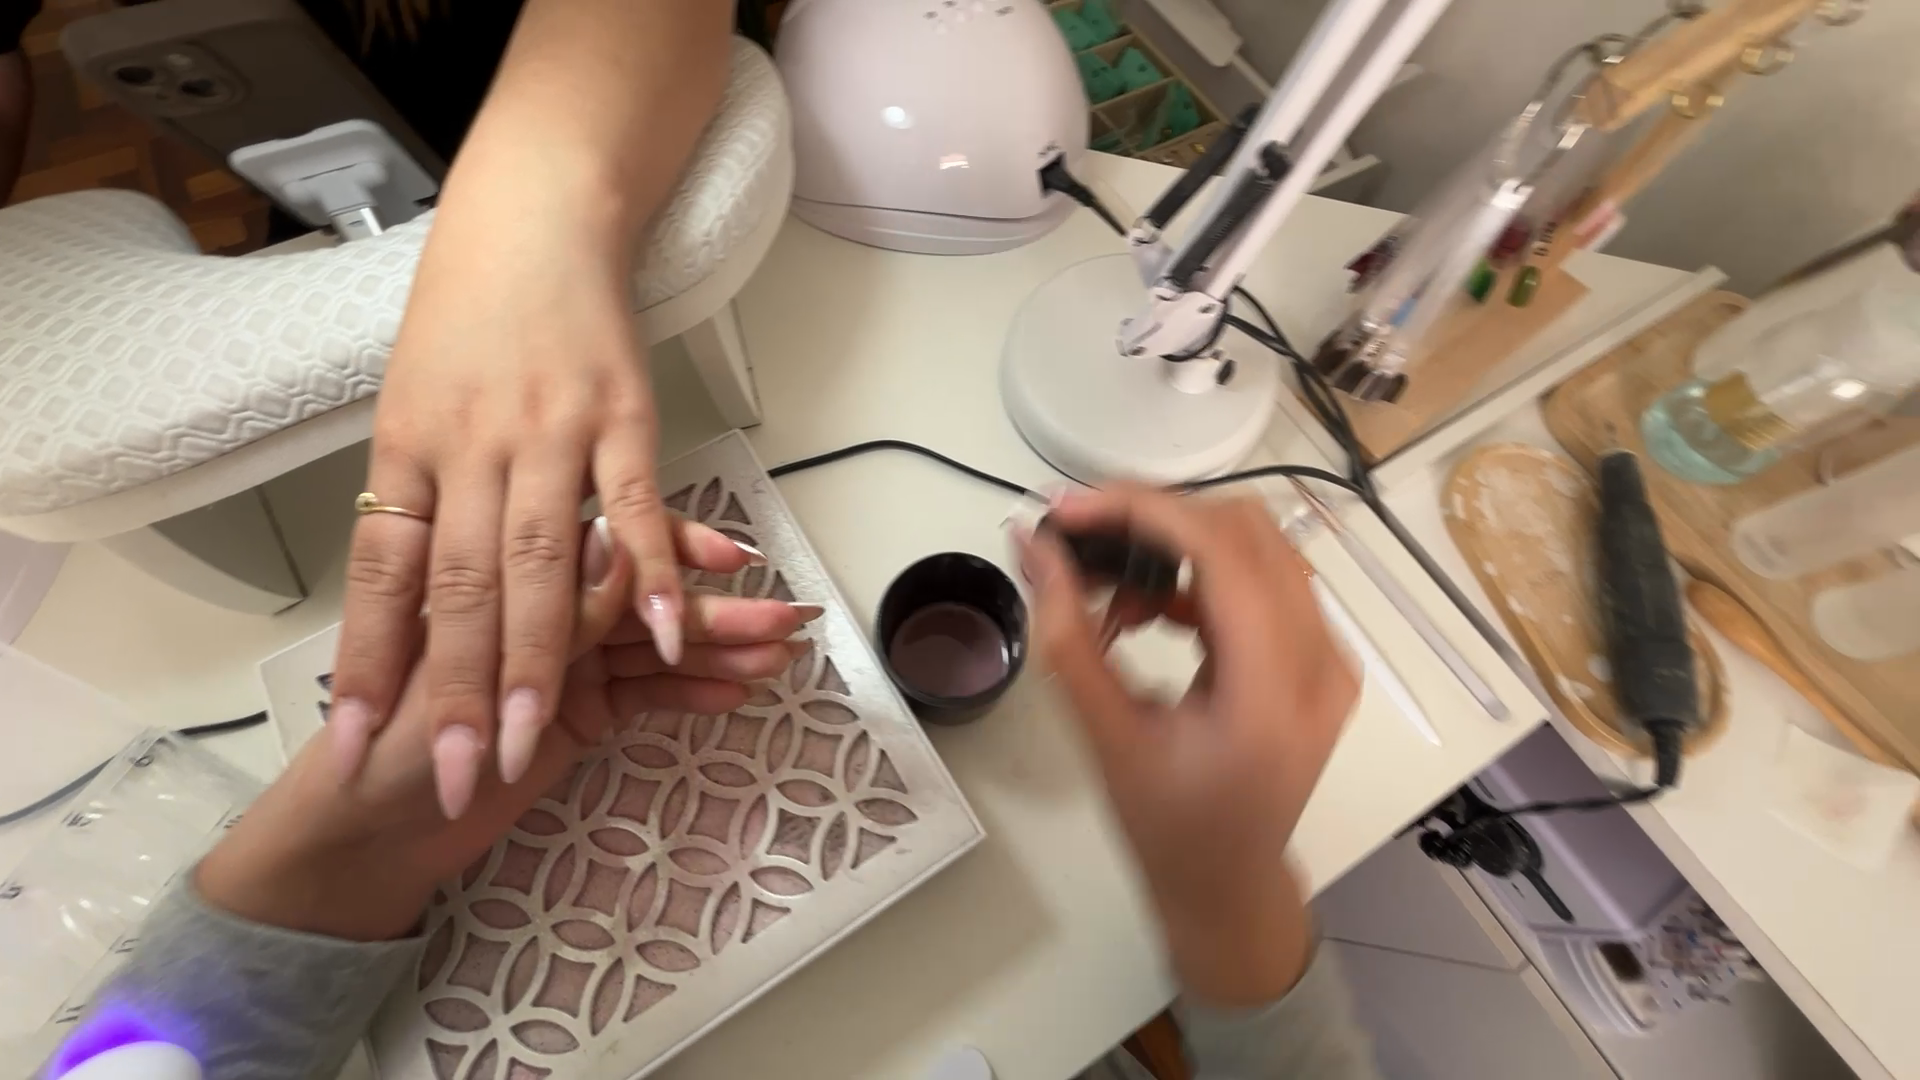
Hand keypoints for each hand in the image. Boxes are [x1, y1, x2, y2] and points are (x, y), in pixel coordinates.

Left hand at [202, 518, 816, 940]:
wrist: (357, 842)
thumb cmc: (386, 749)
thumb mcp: (461, 669)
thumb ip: (544, 612)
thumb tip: (615, 545)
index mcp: (514, 584)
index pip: (604, 554)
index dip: (670, 555)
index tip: (731, 559)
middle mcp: (553, 612)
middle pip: (648, 607)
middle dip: (721, 615)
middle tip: (790, 619)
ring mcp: (577, 662)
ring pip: (661, 651)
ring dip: (721, 656)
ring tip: (782, 657)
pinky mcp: (592, 709)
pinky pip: (651, 696)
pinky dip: (692, 696)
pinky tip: (739, 693)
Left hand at [331, 202, 699, 821]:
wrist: (534, 225)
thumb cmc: (476, 319)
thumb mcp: (421, 404)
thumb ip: (427, 494)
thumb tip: (419, 592)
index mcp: (411, 451)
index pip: (384, 576)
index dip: (370, 663)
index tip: (359, 747)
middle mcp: (473, 451)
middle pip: (461, 587)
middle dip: (457, 689)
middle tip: (455, 779)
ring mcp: (553, 436)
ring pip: (542, 562)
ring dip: (541, 656)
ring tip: (535, 739)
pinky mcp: (624, 422)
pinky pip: (637, 510)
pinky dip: (649, 575)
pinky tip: (665, 639)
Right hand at [1017, 489, 1358, 1006]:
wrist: (1227, 883)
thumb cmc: (1166, 825)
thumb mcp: (1104, 734)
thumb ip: (1066, 635)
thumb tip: (1031, 546)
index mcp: (1274, 692)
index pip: (1223, 554)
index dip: (1143, 512)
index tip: (1069, 510)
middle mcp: (1320, 660)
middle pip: (1245, 531)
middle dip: (1153, 518)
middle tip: (1080, 539)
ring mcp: (1327, 654)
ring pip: (1252, 543)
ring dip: (1173, 543)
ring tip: (1111, 591)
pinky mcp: (1313, 652)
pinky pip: (1255, 576)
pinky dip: (1192, 573)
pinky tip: (1147, 609)